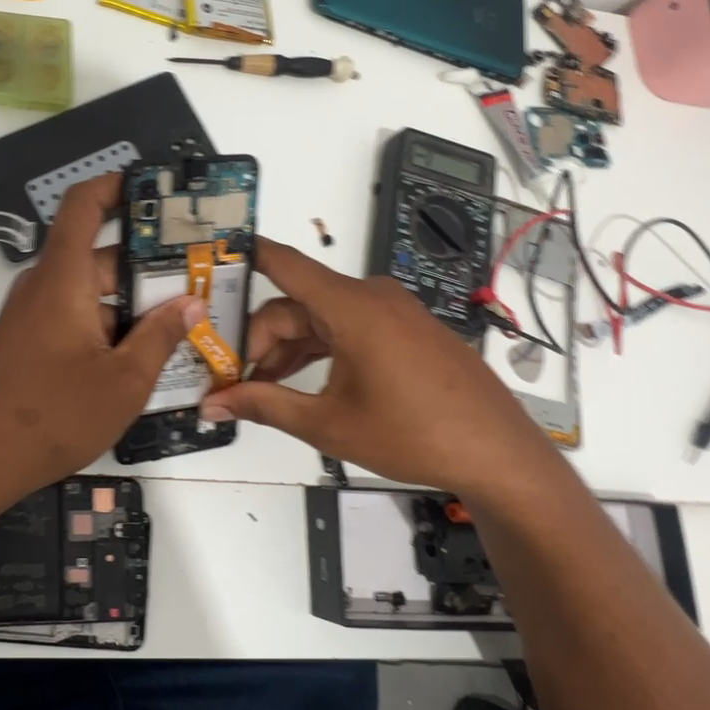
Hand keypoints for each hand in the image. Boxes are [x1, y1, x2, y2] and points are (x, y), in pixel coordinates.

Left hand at [0, 175, 202, 498]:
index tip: (154, 190)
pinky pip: (71, 316)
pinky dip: (104, 325)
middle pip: (97, 256)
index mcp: (62, 280)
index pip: (83, 205)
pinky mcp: (24, 342)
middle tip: (195, 280)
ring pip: (87, 292)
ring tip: (179, 326)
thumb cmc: (55, 416)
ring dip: (128, 304)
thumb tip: (191, 303)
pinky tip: (137, 357)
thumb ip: (161, 336)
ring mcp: (29, 316)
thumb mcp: (124, 381)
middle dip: (146, 266)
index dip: (116, 185)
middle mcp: (41, 287)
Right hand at [199, 237, 562, 499]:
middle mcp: (372, 298)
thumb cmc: (413, 435)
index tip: (210, 256)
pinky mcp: (407, 330)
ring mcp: (393, 312)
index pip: (284, 263)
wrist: (498, 454)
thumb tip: (212, 405)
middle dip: (260, 339)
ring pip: (321, 318)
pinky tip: (301, 383)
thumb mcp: (327, 424)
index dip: (243, 256)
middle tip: (233, 380)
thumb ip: (264, 405)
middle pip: (296, 304)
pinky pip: (348, 328)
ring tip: (262, 390)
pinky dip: (319, 350)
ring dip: (288, 349)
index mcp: (352, 308)